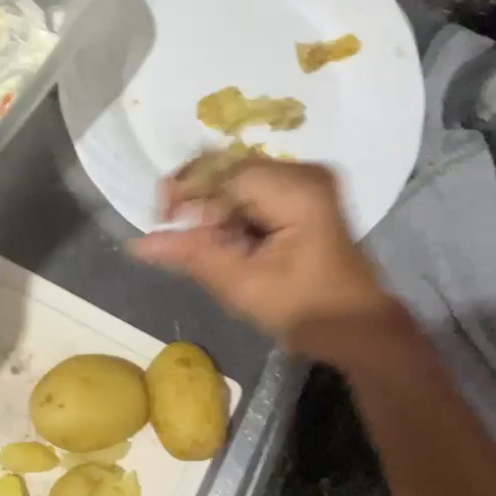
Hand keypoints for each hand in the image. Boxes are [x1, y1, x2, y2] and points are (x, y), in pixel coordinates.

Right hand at [129, 159, 397, 353]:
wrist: (357, 326)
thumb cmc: (304, 311)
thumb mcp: (242, 286)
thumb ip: (192, 256)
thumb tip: (138, 243)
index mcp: (297, 190)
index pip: (225, 172)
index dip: (186, 191)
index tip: (160, 219)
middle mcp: (305, 172)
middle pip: (231, 168)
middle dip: (199, 200)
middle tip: (180, 235)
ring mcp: (308, 180)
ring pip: (238, 178)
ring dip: (214, 208)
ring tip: (207, 245)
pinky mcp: (305, 194)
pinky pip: (253, 190)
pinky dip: (232, 213)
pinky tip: (228, 241)